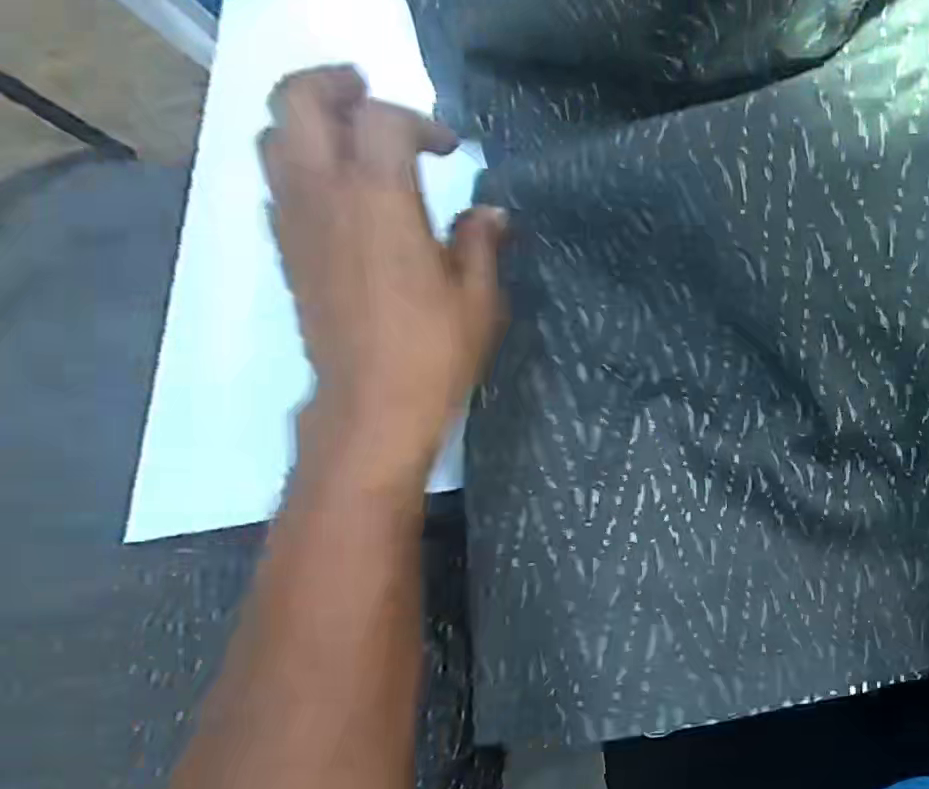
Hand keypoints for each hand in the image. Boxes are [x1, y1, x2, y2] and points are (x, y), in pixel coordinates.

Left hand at [261, 65, 506, 489]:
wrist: (374, 397)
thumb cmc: (439, 349)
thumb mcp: (480, 298)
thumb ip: (480, 243)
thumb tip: (490, 212)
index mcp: (380, 199)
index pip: (383, 122)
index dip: (420, 122)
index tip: (452, 147)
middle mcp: (323, 191)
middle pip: (300, 102)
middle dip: (335, 87)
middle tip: (371, 95)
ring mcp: (294, 216)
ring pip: (274, 133)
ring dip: (308, 118)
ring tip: (349, 133)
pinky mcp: (285, 244)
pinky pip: (276, 178)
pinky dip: (298, 161)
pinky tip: (334, 186)